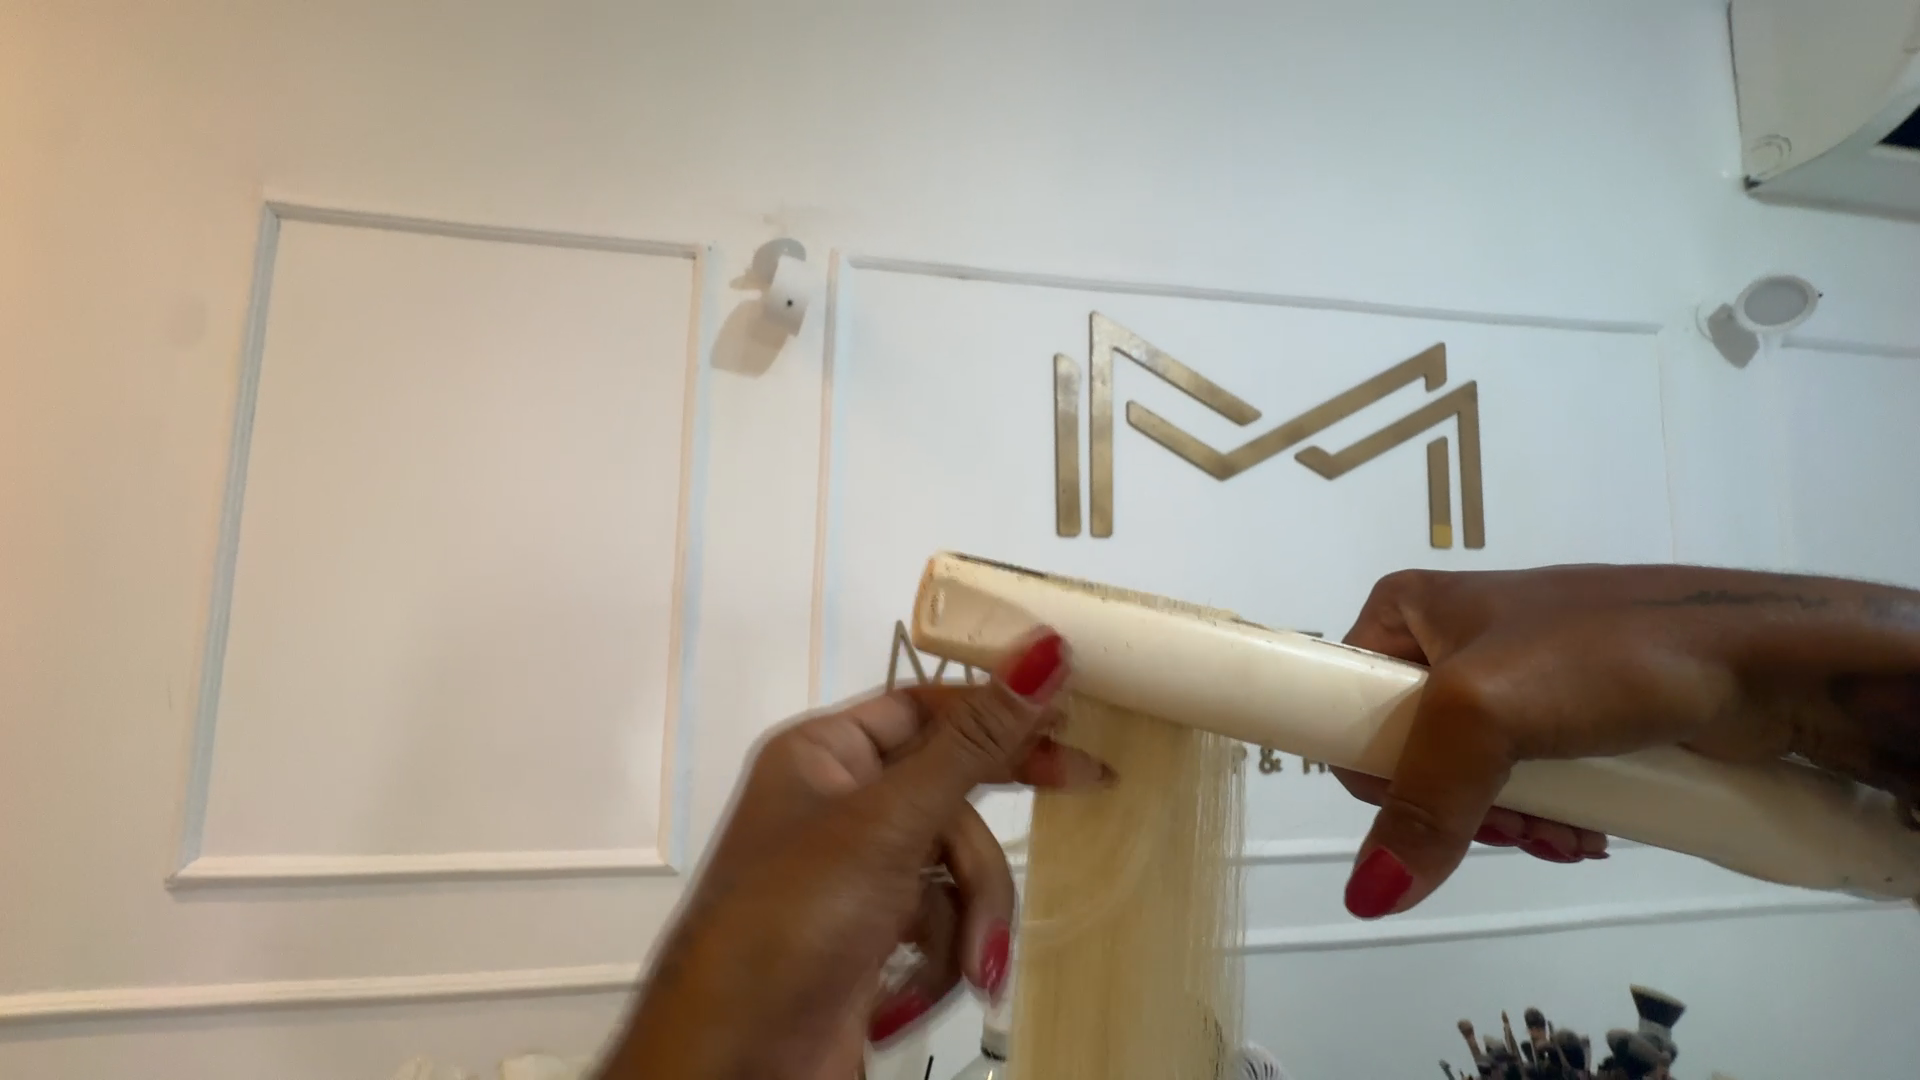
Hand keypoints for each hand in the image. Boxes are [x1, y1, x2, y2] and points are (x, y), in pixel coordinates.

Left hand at [603, 630, 1102, 1079]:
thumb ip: (975, 740)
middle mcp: (842, 801)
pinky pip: (943, 915)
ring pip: (956, 861)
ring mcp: (860, 869)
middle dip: (991, 833)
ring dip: (972, 915)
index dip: (994, 708)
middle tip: (1089, 782)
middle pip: (950, 786)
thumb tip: (1044, 652)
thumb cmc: (794, 921)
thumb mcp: (891, 821)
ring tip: (969, 964)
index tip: (1064, 715)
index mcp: (825, 753)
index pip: (925, 706)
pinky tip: (915, 992)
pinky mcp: (877, 930)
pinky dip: (945, 952)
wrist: (736, 1075)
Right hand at [1335, 565, 1919, 918]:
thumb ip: (1423, 804)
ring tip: (1559, 840)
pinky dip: (1541, 811)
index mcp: (1403, 608)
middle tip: (1509, 833)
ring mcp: (1509, 671)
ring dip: (1503, 818)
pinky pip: (1521, 769)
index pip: (1349, 700)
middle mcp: (1446, 635)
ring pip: (1468, 765)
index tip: (1427, 811)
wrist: (1771, 654)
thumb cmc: (1598, 655)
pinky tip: (1579, 834)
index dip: (1374, 764)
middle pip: (1410, 742)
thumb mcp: (1483, 715)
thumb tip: (1369, 897)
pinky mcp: (1564, 705)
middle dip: (1452, 803)